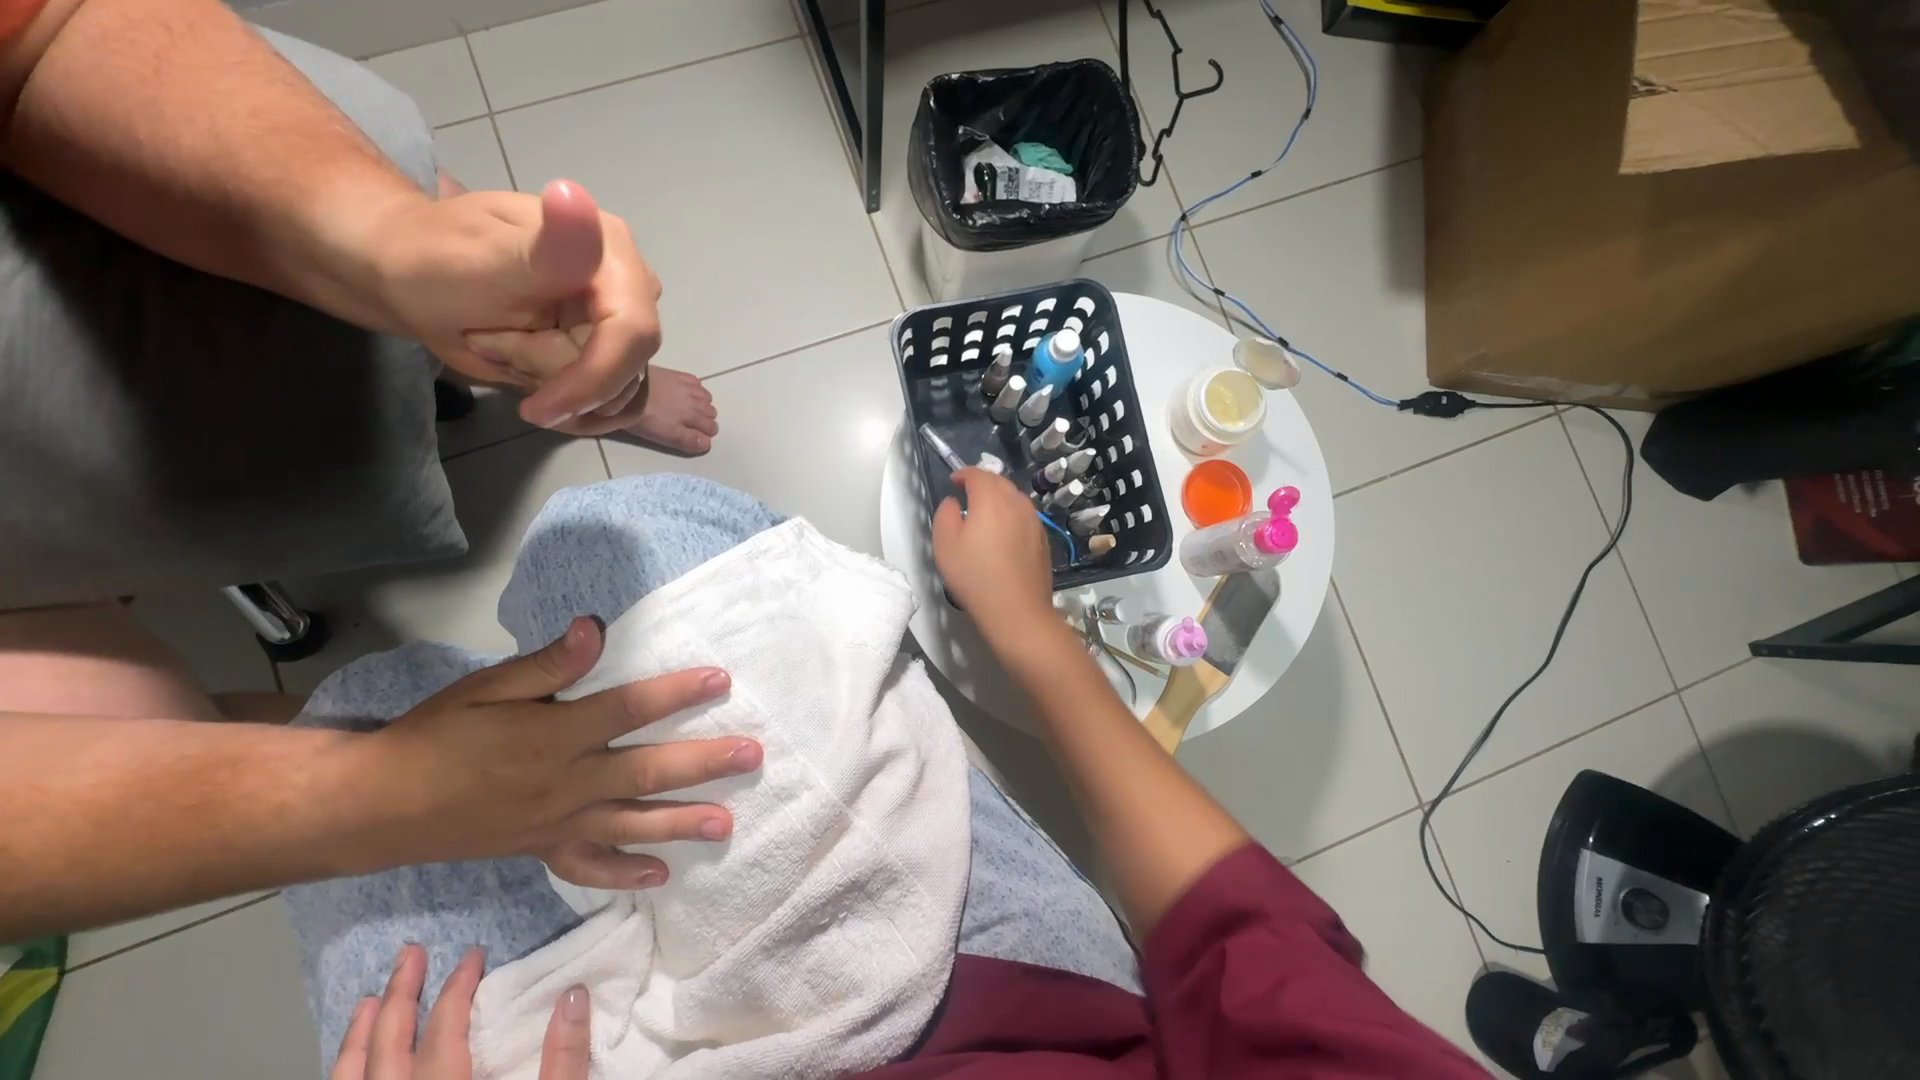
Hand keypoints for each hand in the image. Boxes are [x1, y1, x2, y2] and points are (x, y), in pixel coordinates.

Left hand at [332, 944, 589, 1079]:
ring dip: (358, 1038)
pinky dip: (347, 1073)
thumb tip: (574, 994)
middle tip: (410, 953)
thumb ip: (563, 1060)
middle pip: (388, 1051)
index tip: (474, 955)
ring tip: (367, 1000)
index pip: (443, 1033)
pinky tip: (354, 1060)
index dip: (457, 989)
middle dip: (400, 997)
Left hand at [367, 179, 666, 431]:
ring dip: (553, 388)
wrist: (409, 276)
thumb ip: (548, 245)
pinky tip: (534, 384)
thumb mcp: (487, 256)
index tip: (537, 410)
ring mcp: (623, 323)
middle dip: (553, 375)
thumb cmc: (436, 260)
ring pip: (616, 395)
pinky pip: (616, 406)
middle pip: (621, 371)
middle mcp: (630, 287)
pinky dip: (573, 408)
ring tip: (505, 349)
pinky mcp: (613, 352)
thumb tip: (574, 197)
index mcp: (611, 250)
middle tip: (492, 340)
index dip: (594, 380)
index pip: (633, 334)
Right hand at [367, 615, 762, 888]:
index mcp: (556, 736)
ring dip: (682, 821)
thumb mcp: (485, 688)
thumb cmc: (435, 735)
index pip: (630, 708)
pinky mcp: (542, 850)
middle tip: (752, 755)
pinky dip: (624, 874)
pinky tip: (659, 876)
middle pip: (647, 770)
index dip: (678, 692)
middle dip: (704, 762)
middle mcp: (567, 783)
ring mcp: (558, 823)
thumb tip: (595, 629)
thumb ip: (546, 665)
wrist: (378, 806)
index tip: (721, 679)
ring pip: (632, 823)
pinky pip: (589, 867)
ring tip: (728, 823)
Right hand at [931, 468, 1055, 639]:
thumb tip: (954, 503)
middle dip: (982, 483)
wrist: (1016, 610)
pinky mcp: (1043, 539)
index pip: (977, 474)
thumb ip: (945, 514)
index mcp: (991, 499)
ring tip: (985, 513)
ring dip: (999, 498)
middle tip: (968, 494)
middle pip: (999, 482)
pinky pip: (1024, 517)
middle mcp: (1017, 503)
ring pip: (1015, 498)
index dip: (963, 474)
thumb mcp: (945, 544)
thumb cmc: (975, 576)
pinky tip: (1004, 534)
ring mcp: (1034, 521)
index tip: (954, 481)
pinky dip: (1011, 515)